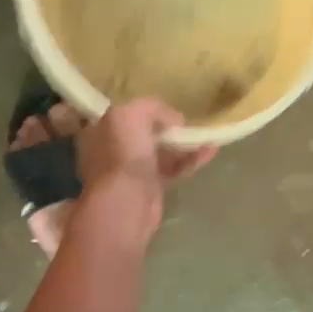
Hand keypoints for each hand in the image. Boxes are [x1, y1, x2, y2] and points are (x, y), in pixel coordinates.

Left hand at [73, 98, 216, 237]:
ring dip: (185, 143)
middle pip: (146, 132)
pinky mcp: (150, 187)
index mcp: (101, 129)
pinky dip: (191, 159)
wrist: (126, 203)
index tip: (170, 111)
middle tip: (191, 125)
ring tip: (208, 136)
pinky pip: (173, 168)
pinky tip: (211, 151)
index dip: (149, 110)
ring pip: (162, 151)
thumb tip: (175, 121)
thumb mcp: (132, 114)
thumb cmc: (123, 154)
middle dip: (171, 128)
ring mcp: (131, 170)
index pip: (126, 113)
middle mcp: (112, 148)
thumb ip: (153, 107)